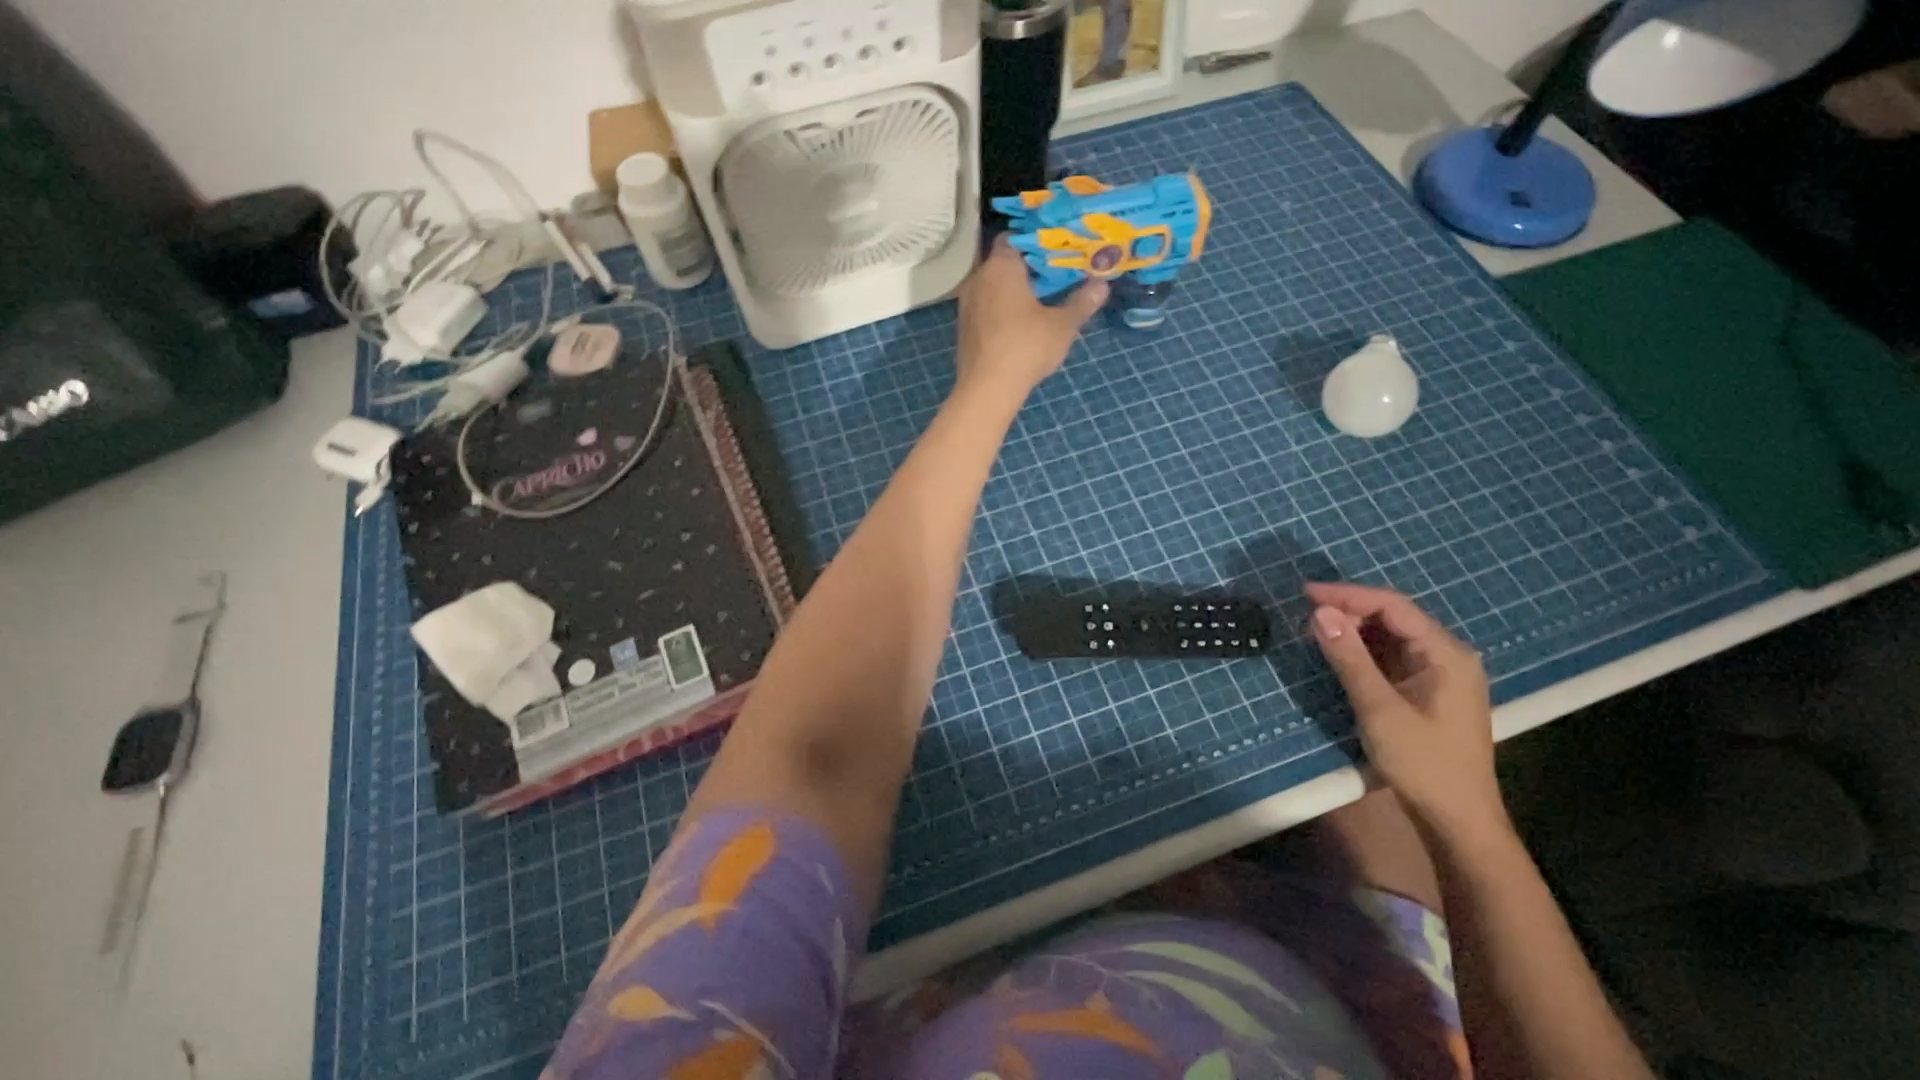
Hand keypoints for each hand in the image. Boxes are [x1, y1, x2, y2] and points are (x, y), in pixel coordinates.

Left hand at [954, 237, 1108, 399]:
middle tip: (1055, 274)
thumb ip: (1082, 301)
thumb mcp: (1063, 325)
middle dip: (1028, 266)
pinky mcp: (965, 326)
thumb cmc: (1026, 347)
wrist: (987, 388)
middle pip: (1004, 260)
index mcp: (1001, 266)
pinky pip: (986, 305)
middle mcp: (979, 277)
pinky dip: (1001, 307)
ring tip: (1041, 298)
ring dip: (1014, 288)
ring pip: (993, 284)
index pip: (1015, 237)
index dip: (1036, 241)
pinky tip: (1020, 322)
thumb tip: (1102, 284)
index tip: (1057, 251)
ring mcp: (967, 302)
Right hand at [1306, 582, 1505, 834]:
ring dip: (1356, 631)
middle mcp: (1448, 656)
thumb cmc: (1423, 764)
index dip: (1349, 595)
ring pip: (1393, 638)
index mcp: (1446, 654)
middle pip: (1396, 617)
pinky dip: (1365, 652)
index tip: (1306, 592)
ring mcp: (1441, 675)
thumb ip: (1350, 658)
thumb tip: (1320, 613)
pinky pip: (1394, 658)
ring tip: (1316, 630)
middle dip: (1351, 611)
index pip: (1394, 606)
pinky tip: (1341, 654)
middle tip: (1307, 614)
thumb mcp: (1379, 709)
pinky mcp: (1429, 693)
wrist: (1459, 820)